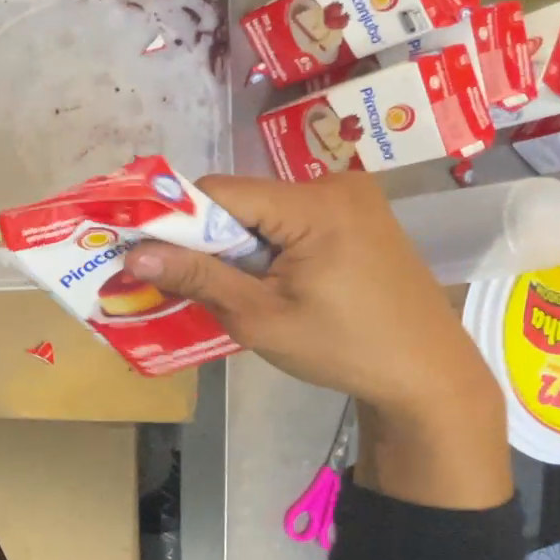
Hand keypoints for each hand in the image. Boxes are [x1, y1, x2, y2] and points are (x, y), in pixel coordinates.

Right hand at [127, 173, 510, 509]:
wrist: (427, 373)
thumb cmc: (342, 347)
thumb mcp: (257, 316)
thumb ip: (196, 277)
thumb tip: (132, 254)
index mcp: (315, 205)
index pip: (217, 191)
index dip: (173, 219)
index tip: (143, 253)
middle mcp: (333, 186)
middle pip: (236, 199)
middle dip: (199, 237)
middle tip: (174, 279)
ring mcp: (348, 200)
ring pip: (256, 211)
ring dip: (226, 245)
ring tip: (214, 287)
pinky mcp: (352, 218)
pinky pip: (282, 221)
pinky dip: (255, 247)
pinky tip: (251, 282)